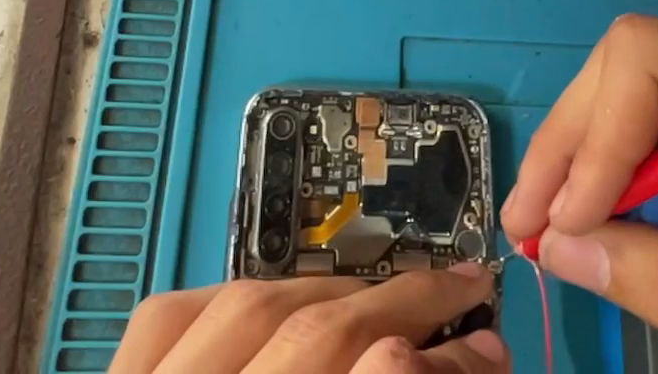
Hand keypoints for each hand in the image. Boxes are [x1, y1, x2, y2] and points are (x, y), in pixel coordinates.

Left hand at [110, 264, 508, 372]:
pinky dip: (231, 296)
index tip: (485, 349)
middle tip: (458, 290)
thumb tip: (474, 364)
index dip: (438, 368)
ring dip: (329, 293)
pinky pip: (172, 314)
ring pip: (250, 308)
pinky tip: (275, 300)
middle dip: (401, 304)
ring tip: (380, 294)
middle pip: (314, 341)